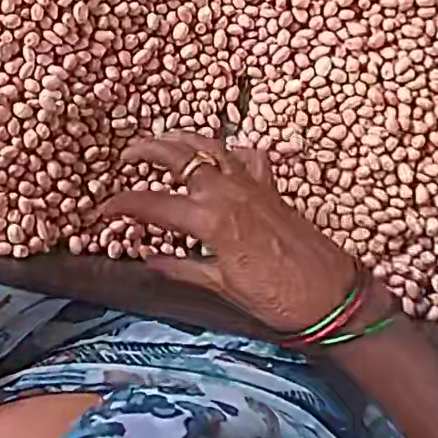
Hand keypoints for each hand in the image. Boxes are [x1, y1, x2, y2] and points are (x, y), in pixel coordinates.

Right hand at [98, 133, 382, 335]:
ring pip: (212, 146)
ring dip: (184, 140)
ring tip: (164, 140)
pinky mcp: (270, 188)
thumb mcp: (222, 287)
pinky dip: (230, 152)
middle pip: (180, 157)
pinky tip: (223, 157)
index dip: (122, 204)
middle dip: (147, 150)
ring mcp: (252, 184)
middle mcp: (228, 192)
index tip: (103, 209)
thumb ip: (182, 269)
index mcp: (211, 219)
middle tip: (126, 155)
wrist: (334, 297)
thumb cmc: (277, 297)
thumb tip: (149, 264)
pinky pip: (246, 157)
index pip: (153, 204)